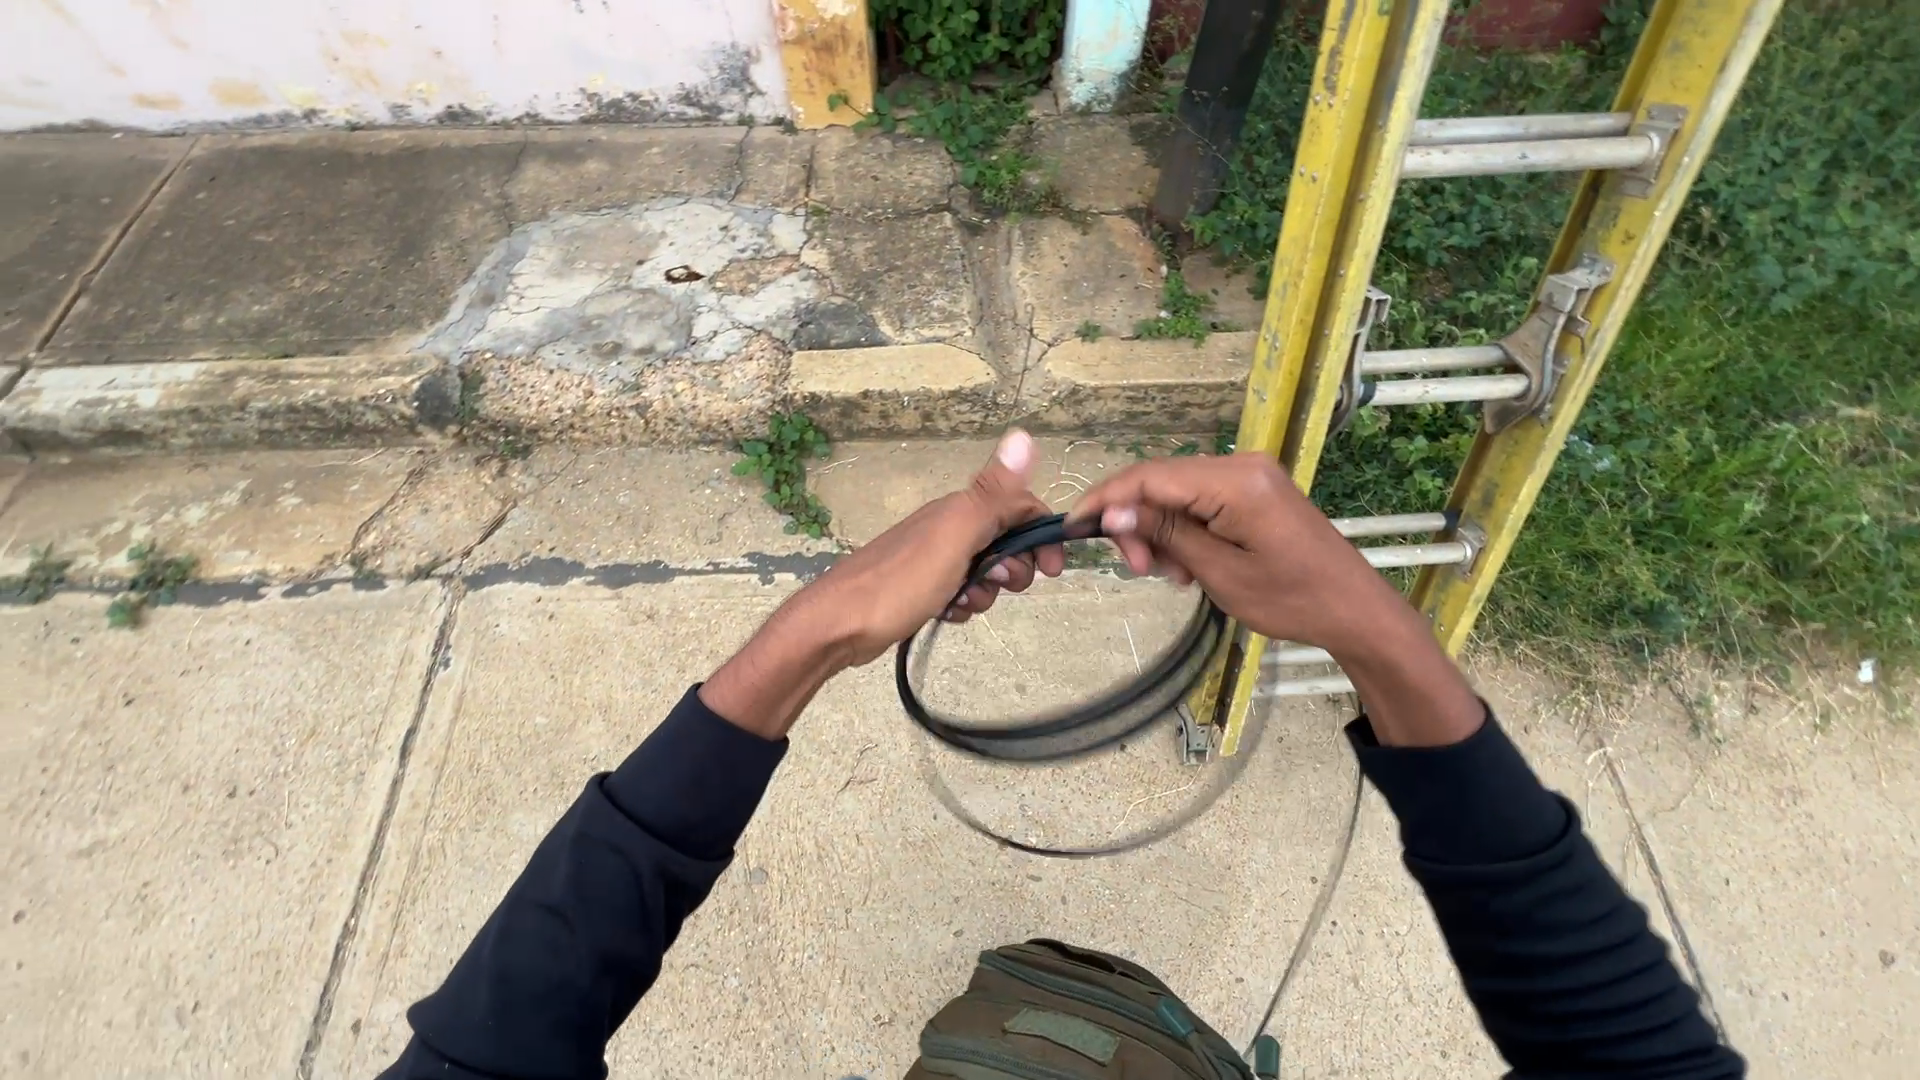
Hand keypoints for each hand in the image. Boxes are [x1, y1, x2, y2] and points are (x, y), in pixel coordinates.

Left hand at [792, 429, 1063, 665]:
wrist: (837, 625)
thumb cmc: (900, 582)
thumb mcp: (954, 537)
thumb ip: (992, 493)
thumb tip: (1024, 435)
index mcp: (959, 509)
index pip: (1018, 506)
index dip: (1042, 534)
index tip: (1054, 571)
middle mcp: (947, 526)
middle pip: (1005, 540)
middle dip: (1014, 568)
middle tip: (1001, 588)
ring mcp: (932, 557)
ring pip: (983, 570)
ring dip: (985, 592)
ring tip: (963, 605)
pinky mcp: (920, 586)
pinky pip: (959, 590)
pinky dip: (962, 604)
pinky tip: (946, 614)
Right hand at [1068, 453, 1394, 654]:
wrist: (1355, 610)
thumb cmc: (1291, 599)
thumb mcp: (1219, 571)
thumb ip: (1165, 533)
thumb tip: (1112, 512)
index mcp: (1234, 482)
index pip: (1149, 477)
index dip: (1106, 499)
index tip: (1074, 526)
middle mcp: (1240, 465)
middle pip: (1160, 481)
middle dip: (1136, 523)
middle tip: (1139, 568)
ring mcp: (1249, 475)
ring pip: (1176, 492)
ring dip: (1160, 531)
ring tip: (1172, 574)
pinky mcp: (1253, 490)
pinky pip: (1200, 500)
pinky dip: (1183, 529)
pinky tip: (1189, 564)